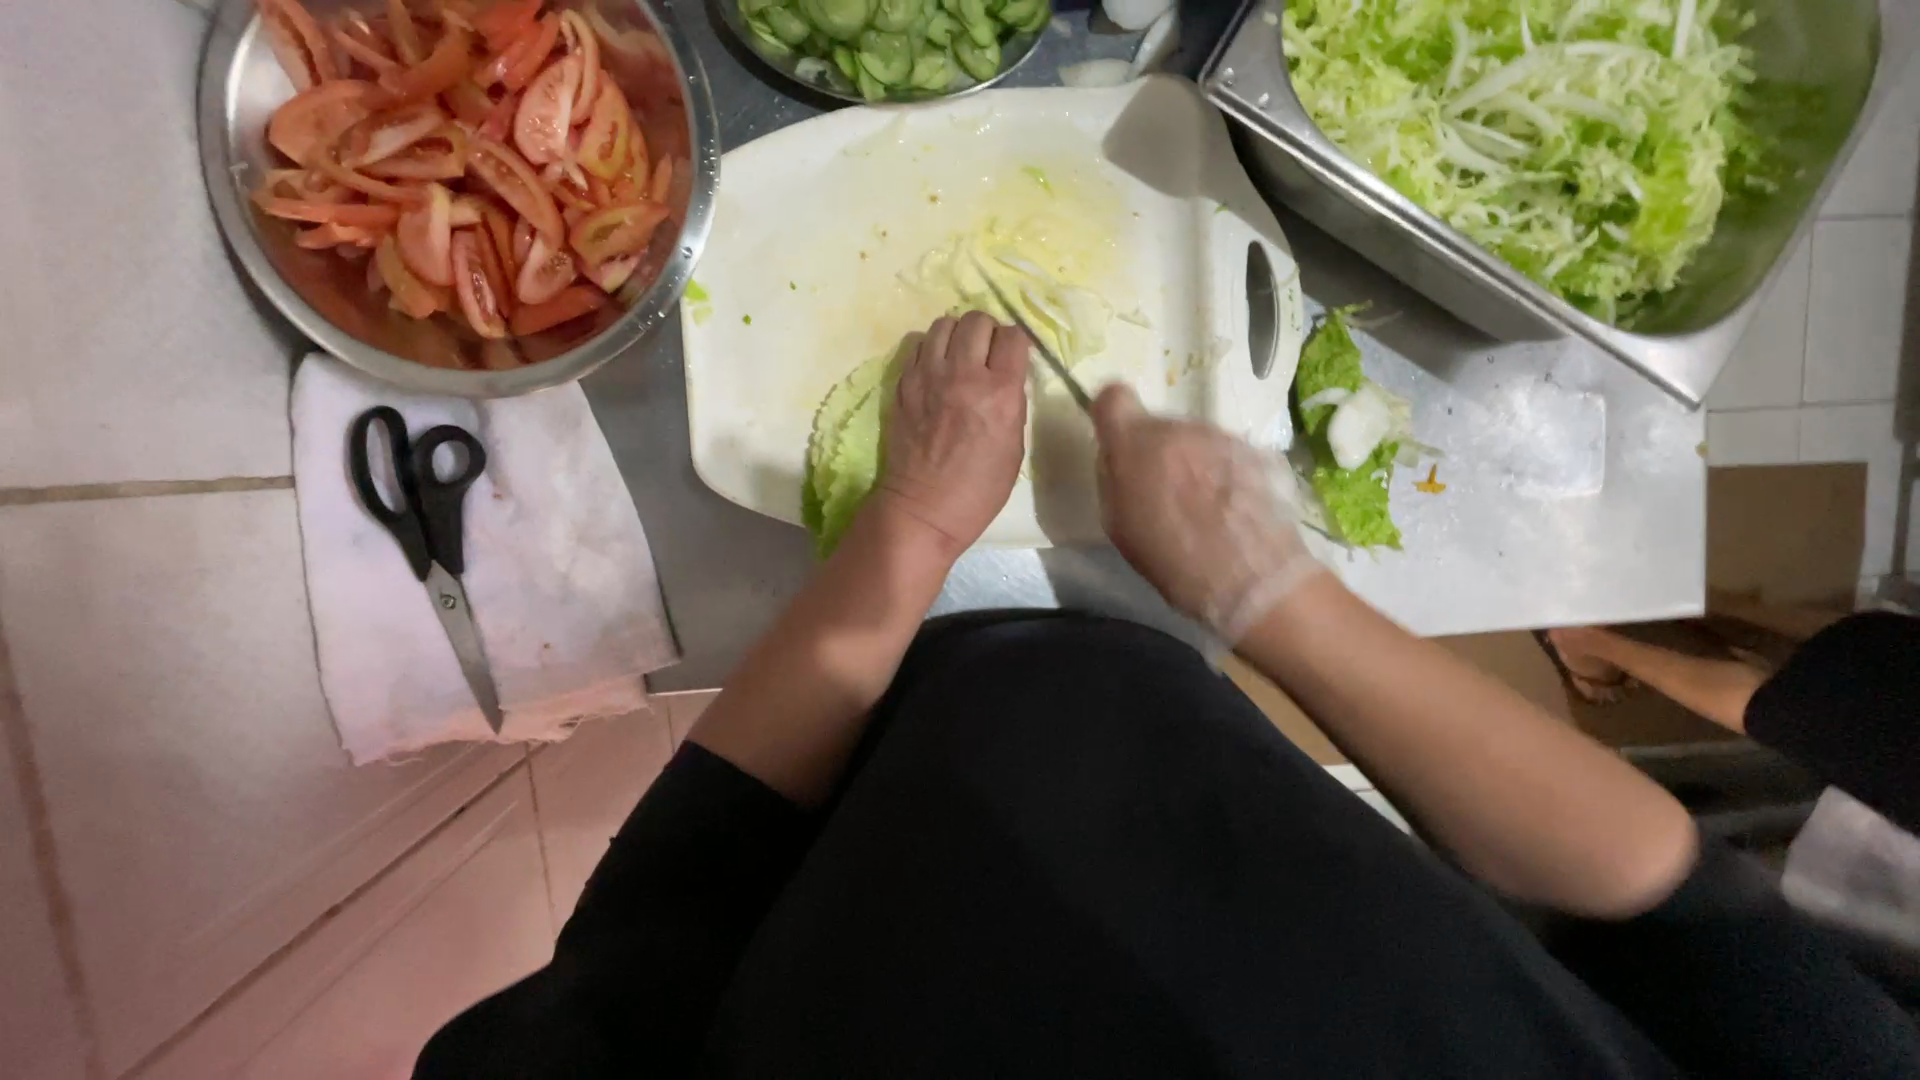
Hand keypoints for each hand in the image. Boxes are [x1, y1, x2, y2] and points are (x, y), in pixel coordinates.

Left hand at [875, 312, 1031, 555]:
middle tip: (985, 354)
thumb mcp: (1014, 447)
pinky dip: (930, 349)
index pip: (1013, 337)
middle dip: (987, 332)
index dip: (1015, 344)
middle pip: (977, 320)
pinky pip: (918, 345)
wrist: (924, 508)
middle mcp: (963, 375)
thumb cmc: (978, 490)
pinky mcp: (903, 384)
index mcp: (1000, 393)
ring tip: (958, 356)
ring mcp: (928, 376)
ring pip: (944, 324)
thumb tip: (1005, 377)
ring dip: (956, 335)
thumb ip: (1012, 403)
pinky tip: (935, 369)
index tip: (1012, 358)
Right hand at [1091, 384, 1320, 642]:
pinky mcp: (1259, 450)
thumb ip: (1115, 480)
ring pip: (1197, 442)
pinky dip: (1228, 477)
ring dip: (1196, 465)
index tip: (1117, 439)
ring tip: (1207, 509)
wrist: (1251, 578)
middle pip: (1160, 426)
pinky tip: (1235, 512)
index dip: (1112, 415)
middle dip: (1159, 453)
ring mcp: (1223, 436)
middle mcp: (1179, 428)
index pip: (1113, 397)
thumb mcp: (1120, 526)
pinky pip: (1231, 457)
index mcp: (1134, 444)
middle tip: (1167, 495)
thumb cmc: (1172, 561)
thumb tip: (1118, 459)